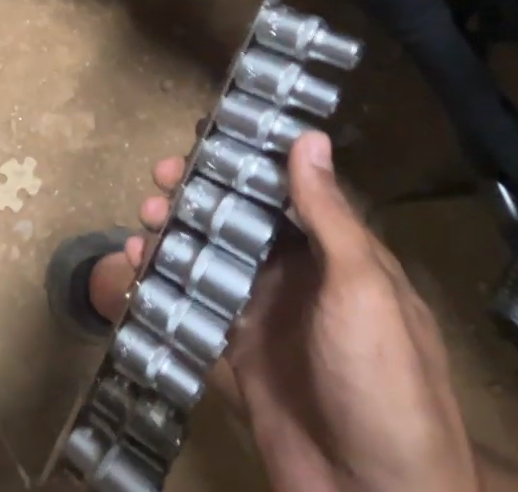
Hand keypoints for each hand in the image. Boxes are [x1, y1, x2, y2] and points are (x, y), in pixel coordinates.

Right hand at [123, 134, 479, 491]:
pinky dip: (159, 279)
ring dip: (174, 231)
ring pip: (208, 256)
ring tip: (144, 217)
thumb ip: (329, 217)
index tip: (203, 134)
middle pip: (239, 221)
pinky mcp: (233, 351)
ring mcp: (262, 315)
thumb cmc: (382, 383)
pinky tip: (134, 265)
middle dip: (198, 193)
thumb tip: (310, 138)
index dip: (246, 161)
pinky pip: (190, 302)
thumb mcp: (363, 292)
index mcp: (338, 258)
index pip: (288, 192)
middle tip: (159, 175)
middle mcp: (297, 278)